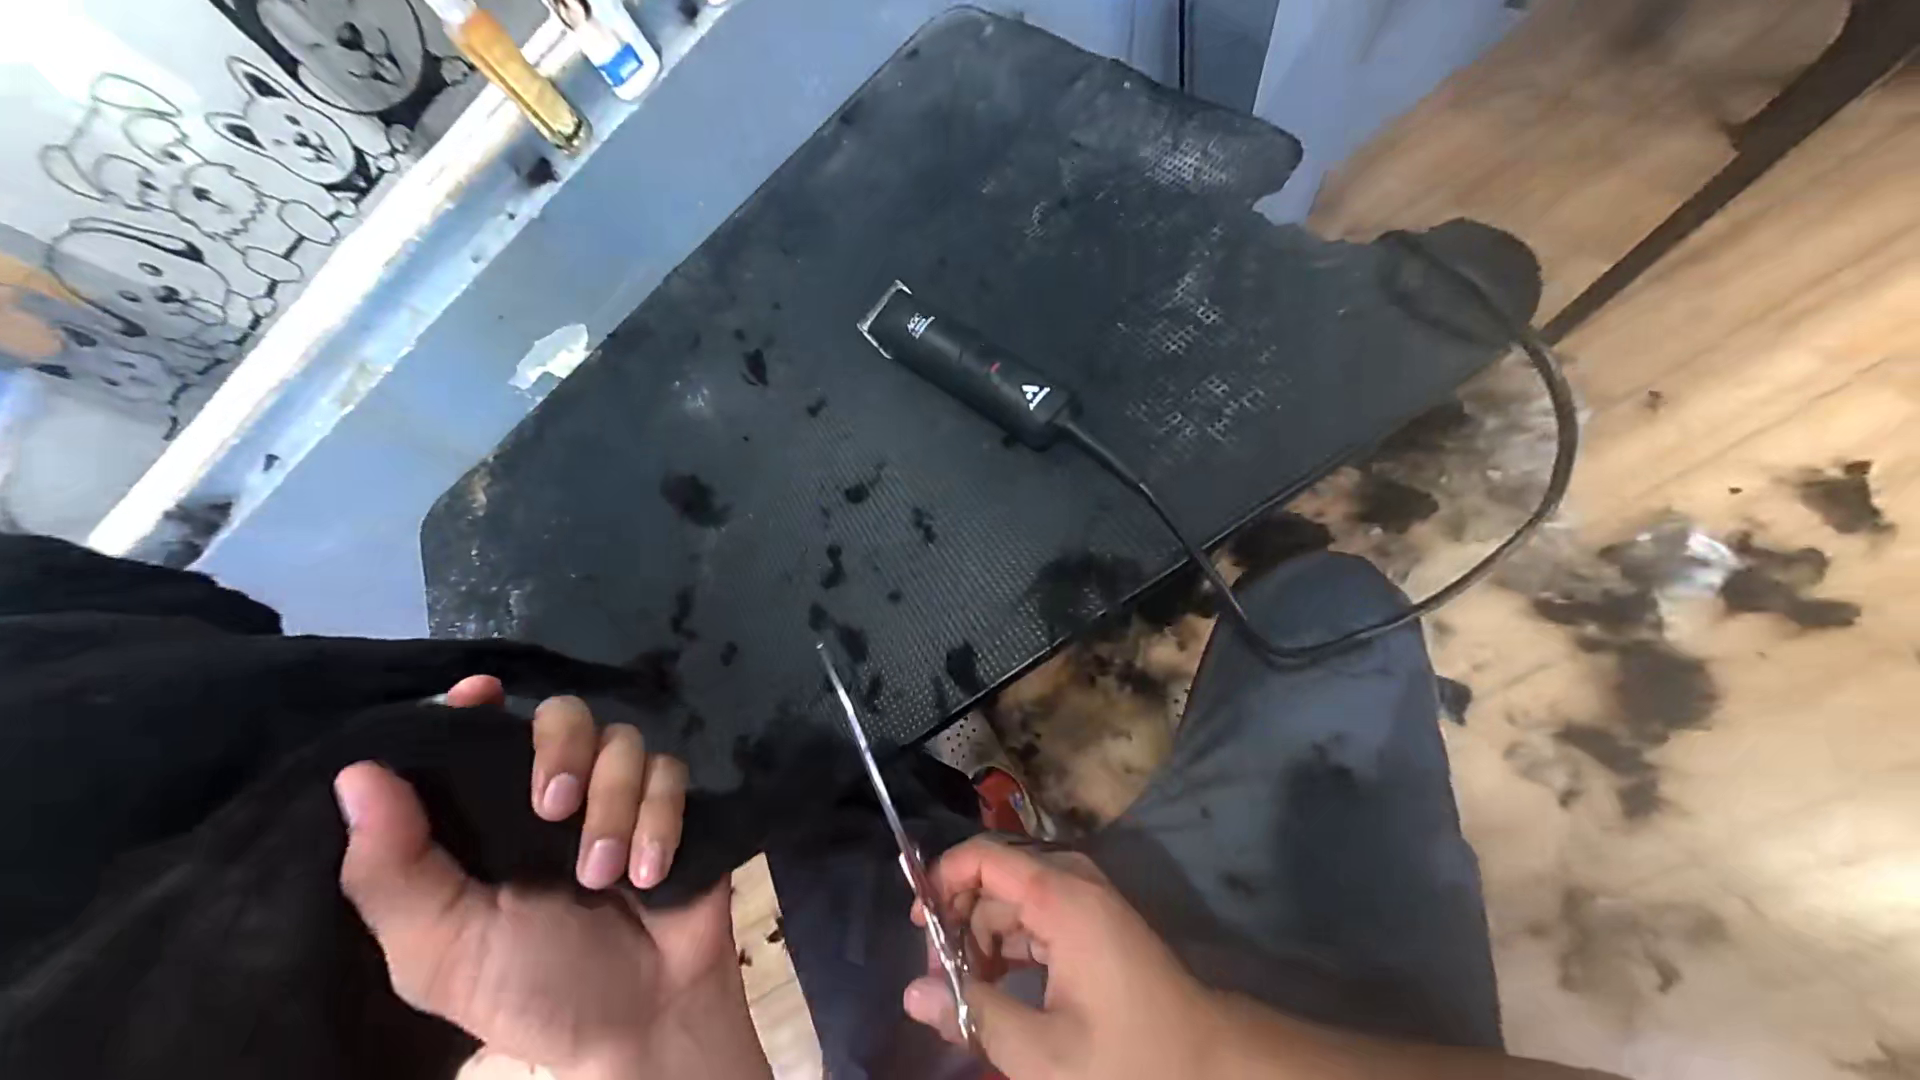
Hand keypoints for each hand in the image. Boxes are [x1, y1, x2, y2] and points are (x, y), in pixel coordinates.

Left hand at [334, 677, 769, 1079]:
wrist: (642, 1014)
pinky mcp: (672, 802)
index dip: (478, 706)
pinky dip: (660, 819)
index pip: (481, 737)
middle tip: (555, 808)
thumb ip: (395, 871)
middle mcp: (559, 793)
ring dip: (615, 807)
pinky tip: (651, 871)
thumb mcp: (442, 948)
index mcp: (490, 820)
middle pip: (565, 715)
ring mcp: (620, 794)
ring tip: (605, 876)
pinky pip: (671, 772)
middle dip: (564, 750)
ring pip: (624, 742)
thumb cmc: (531, 988)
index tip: (480, 693)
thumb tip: (357, 774)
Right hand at [902, 836, 1229, 1079]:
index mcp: (1060, 896)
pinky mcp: (1089, 919)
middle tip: (941, 982)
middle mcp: (1069, 881)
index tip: (918, 925)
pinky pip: (1033, 916)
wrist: (1212, 1064)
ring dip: (980, 941)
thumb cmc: (1131, 1057)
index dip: (942, 879)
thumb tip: (911, 993)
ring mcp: (1083, 898)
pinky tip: (995, 988)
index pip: (983, 856)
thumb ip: (972, 1014)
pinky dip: (1008, 947)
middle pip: (993, 880)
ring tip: (965, 995)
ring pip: (1011, 901)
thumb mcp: (1043, 1053)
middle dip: (958, 924)